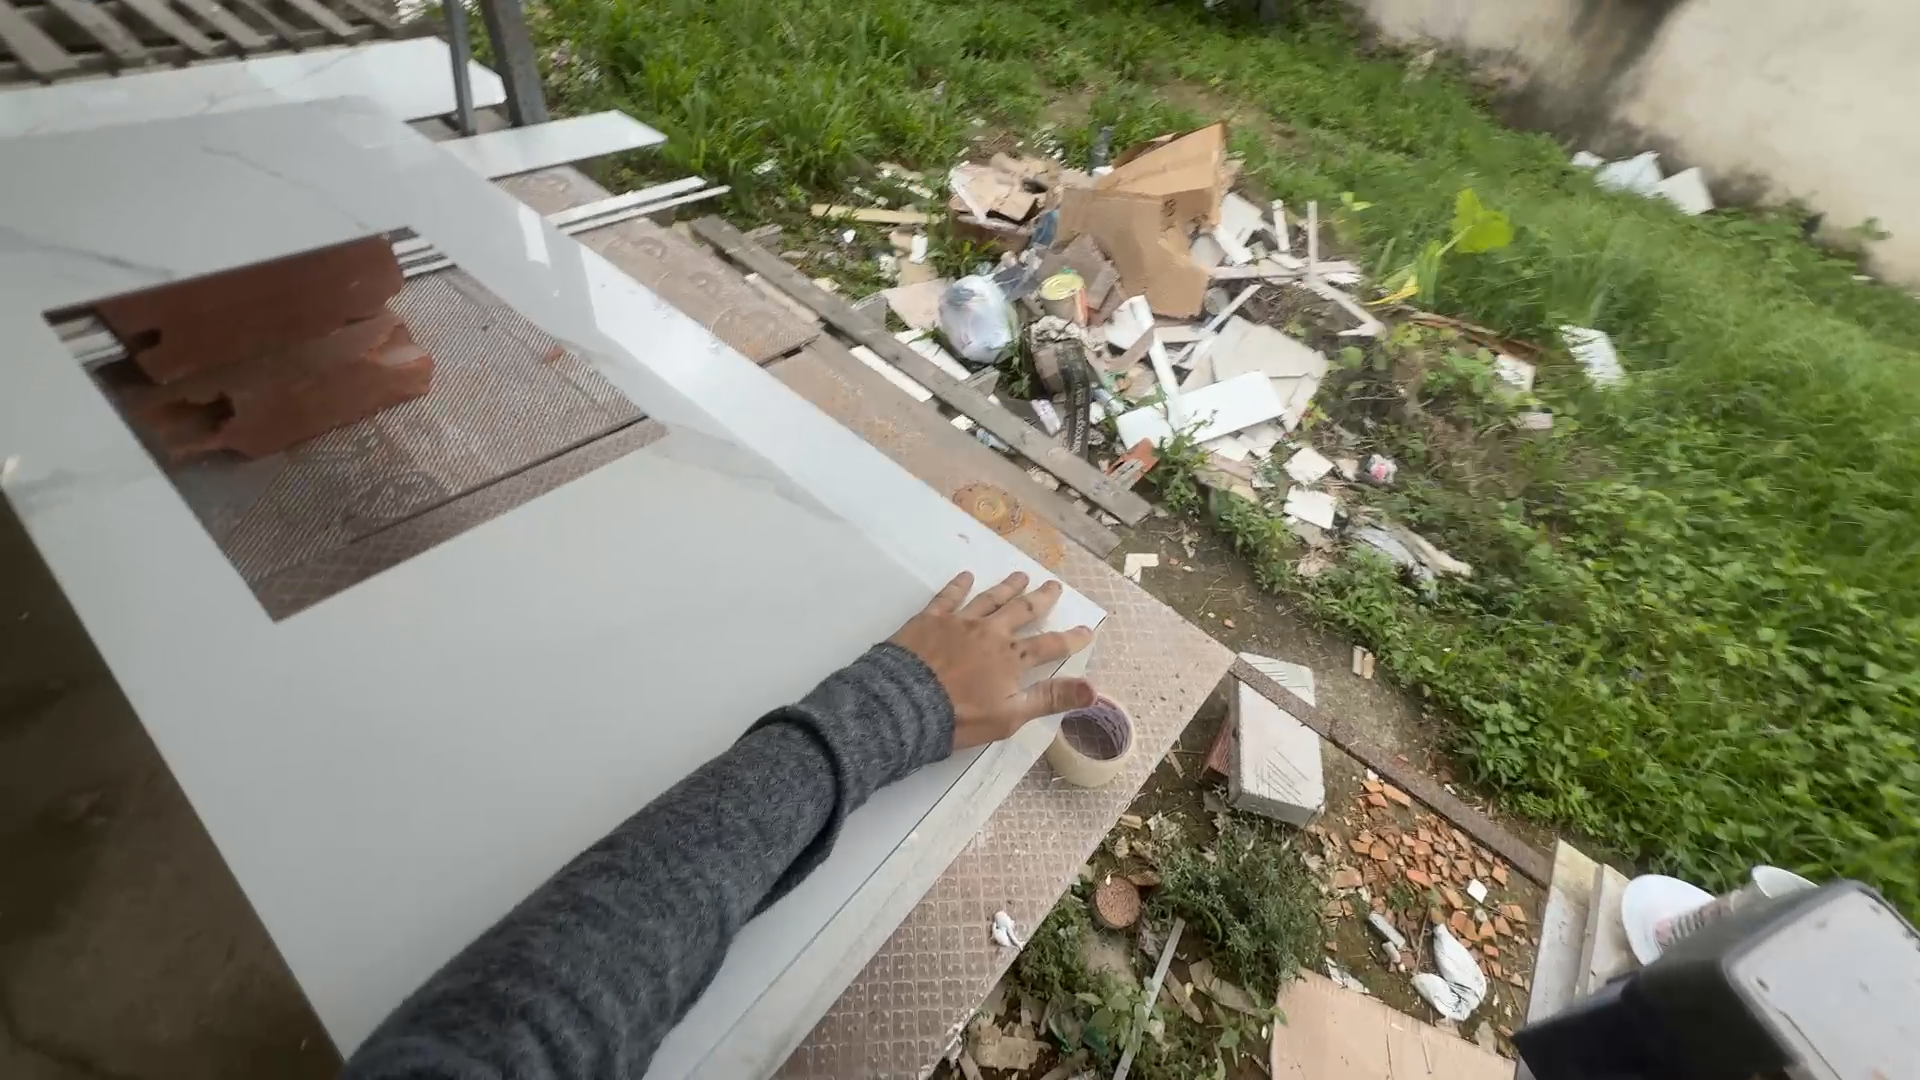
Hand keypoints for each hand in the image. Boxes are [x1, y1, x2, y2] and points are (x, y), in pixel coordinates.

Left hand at [889, 571, 1096, 750]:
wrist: (907, 705)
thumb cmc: (961, 717)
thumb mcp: (1011, 715)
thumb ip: (1050, 698)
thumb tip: (1094, 688)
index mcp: (1011, 658)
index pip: (1049, 646)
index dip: (1070, 639)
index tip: (1086, 629)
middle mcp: (990, 632)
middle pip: (1021, 611)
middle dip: (1040, 599)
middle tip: (1054, 585)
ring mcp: (960, 622)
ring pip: (990, 599)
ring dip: (1007, 587)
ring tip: (1020, 575)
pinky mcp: (931, 619)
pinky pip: (948, 597)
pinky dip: (959, 585)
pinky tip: (966, 575)